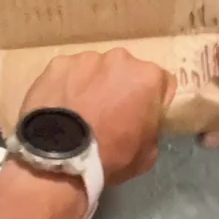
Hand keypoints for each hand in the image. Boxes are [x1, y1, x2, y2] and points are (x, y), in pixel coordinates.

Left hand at [21, 50, 174, 184]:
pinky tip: (60, 108)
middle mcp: (119, 58)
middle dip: (120, 88)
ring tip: (79, 112)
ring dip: (92, 85)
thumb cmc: (110, 157)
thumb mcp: (148, 153)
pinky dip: (66, 86)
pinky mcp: (57, 64)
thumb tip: (141, 123)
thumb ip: (151, 127)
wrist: (60, 159)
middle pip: (125, 71)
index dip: (151, 101)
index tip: (140, 116)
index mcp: (148, 77)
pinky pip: (67, 73)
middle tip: (108, 114)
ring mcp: (86, 58)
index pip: (160, 83)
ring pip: (95, 70)